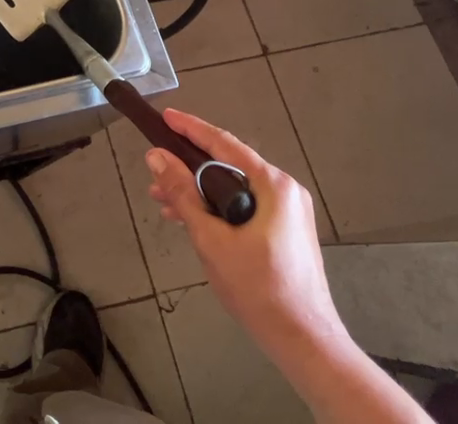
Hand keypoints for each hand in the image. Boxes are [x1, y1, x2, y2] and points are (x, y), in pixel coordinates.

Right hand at [143, 109, 343, 351]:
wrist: (302, 339)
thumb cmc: (257, 287)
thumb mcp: (210, 237)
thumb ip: (182, 193)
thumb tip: (157, 156)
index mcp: (273, 185)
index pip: (224, 143)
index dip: (191, 128)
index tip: (165, 117)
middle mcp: (284, 190)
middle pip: (228, 165)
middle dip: (189, 168)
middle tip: (156, 169)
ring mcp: (288, 212)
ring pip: (234, 188)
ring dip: (199, 192)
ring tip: (163, 200)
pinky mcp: (285, 231)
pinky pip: (244, 206)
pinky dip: (216, 208)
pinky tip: (190, 220)